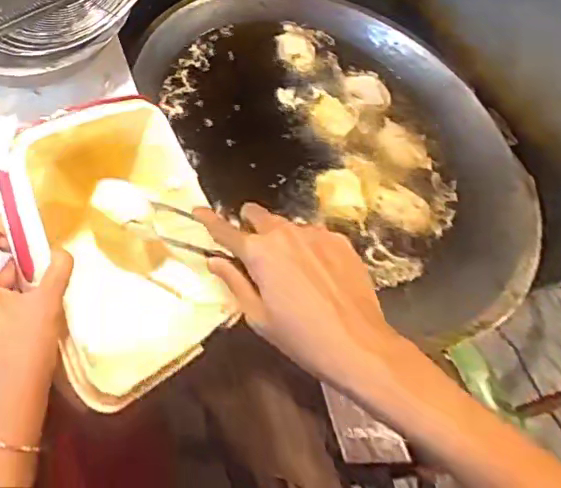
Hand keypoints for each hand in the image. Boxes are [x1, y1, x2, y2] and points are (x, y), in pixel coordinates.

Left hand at [0, 216, 72, 443]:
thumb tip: (63, 251)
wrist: (18, 401)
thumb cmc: (24, 348)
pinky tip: (47, 292)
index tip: (21, 229)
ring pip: (2, 274)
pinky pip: (9, 292)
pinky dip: (25, 286)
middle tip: (38, 246)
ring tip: (48, 268)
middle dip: (13, 245)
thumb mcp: (45, 305)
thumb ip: (56, 271)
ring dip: (23, 267)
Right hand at [194, 203, 415, 397]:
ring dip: (281, 239)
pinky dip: (309, 248)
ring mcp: (313, 234)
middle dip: (250, 227)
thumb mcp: (260, 318)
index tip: (197, 211)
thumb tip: (215, 261)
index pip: (224, 229)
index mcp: (258, 252)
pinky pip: (314, 235)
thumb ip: (234, 282)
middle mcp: (282, 233)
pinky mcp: (339, 241)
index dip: (208, 219)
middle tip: (256, 253)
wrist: (363, 348)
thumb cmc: (303, 339)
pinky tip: (320, 274)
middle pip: (256, 214)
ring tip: (294, 270)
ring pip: (286, 225)